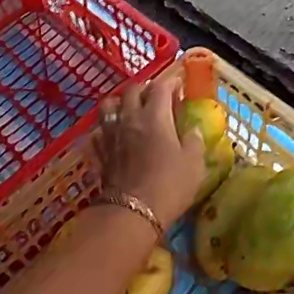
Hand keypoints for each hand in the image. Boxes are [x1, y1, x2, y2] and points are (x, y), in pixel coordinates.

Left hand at [93, 69, 204, 228]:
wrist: (132, 211)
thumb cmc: (169, 185)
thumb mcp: (193, 164)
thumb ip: (194, 141)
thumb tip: (193, 129)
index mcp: (155, 116)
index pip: (161, 87)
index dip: (171, 82)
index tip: (179, 85)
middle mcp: (130, 118)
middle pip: (132, 90)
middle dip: (145, 88)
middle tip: (156, 96)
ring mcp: (111, 133)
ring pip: (109, 105)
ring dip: (120, 102)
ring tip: (130, 110)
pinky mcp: (99, 151)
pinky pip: (99, 130)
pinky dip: (106, 127)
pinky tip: (113, 134)